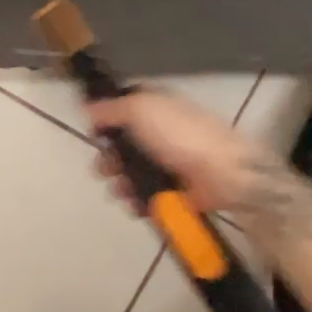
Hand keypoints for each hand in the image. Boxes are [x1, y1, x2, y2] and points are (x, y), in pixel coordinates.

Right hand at [88, 90, 280, 214]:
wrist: (224, 172)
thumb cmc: (181, 135)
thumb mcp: (142, 109)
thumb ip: (112, 108)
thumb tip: (87, 107)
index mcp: (157, 109)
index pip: (124, 111)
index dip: (106, 121)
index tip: (93, 134)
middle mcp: (161, 134)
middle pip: (123, 147)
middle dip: (109, 159)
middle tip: (104, 170)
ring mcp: (169, 164)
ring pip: (133, 174)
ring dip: (120, 184)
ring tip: (121, 191)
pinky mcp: (174, 190)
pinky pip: (147, 196)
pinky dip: (137, 201)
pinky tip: (135, 205)